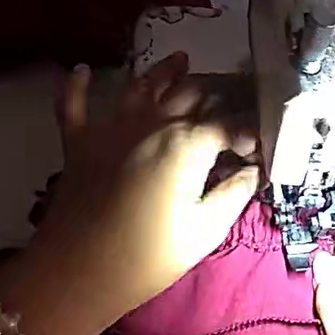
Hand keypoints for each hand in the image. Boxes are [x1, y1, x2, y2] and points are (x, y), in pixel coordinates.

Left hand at [3, 53, 258, 334]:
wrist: (75, 276)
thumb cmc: (148, 256)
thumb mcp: (207, 229)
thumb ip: (235, 191)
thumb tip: (253, 169)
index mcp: (186, 143)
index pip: (229, 124)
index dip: (249, 133)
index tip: (260, 149)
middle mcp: (151, 122)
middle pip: (191, 93)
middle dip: (218, 94)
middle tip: (234, 101)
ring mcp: (111, 128)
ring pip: (142, 85)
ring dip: (164, 71)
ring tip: (182, 59)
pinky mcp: (79, 142)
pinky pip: (75, 104)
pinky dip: (79, 86)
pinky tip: (84, 69)